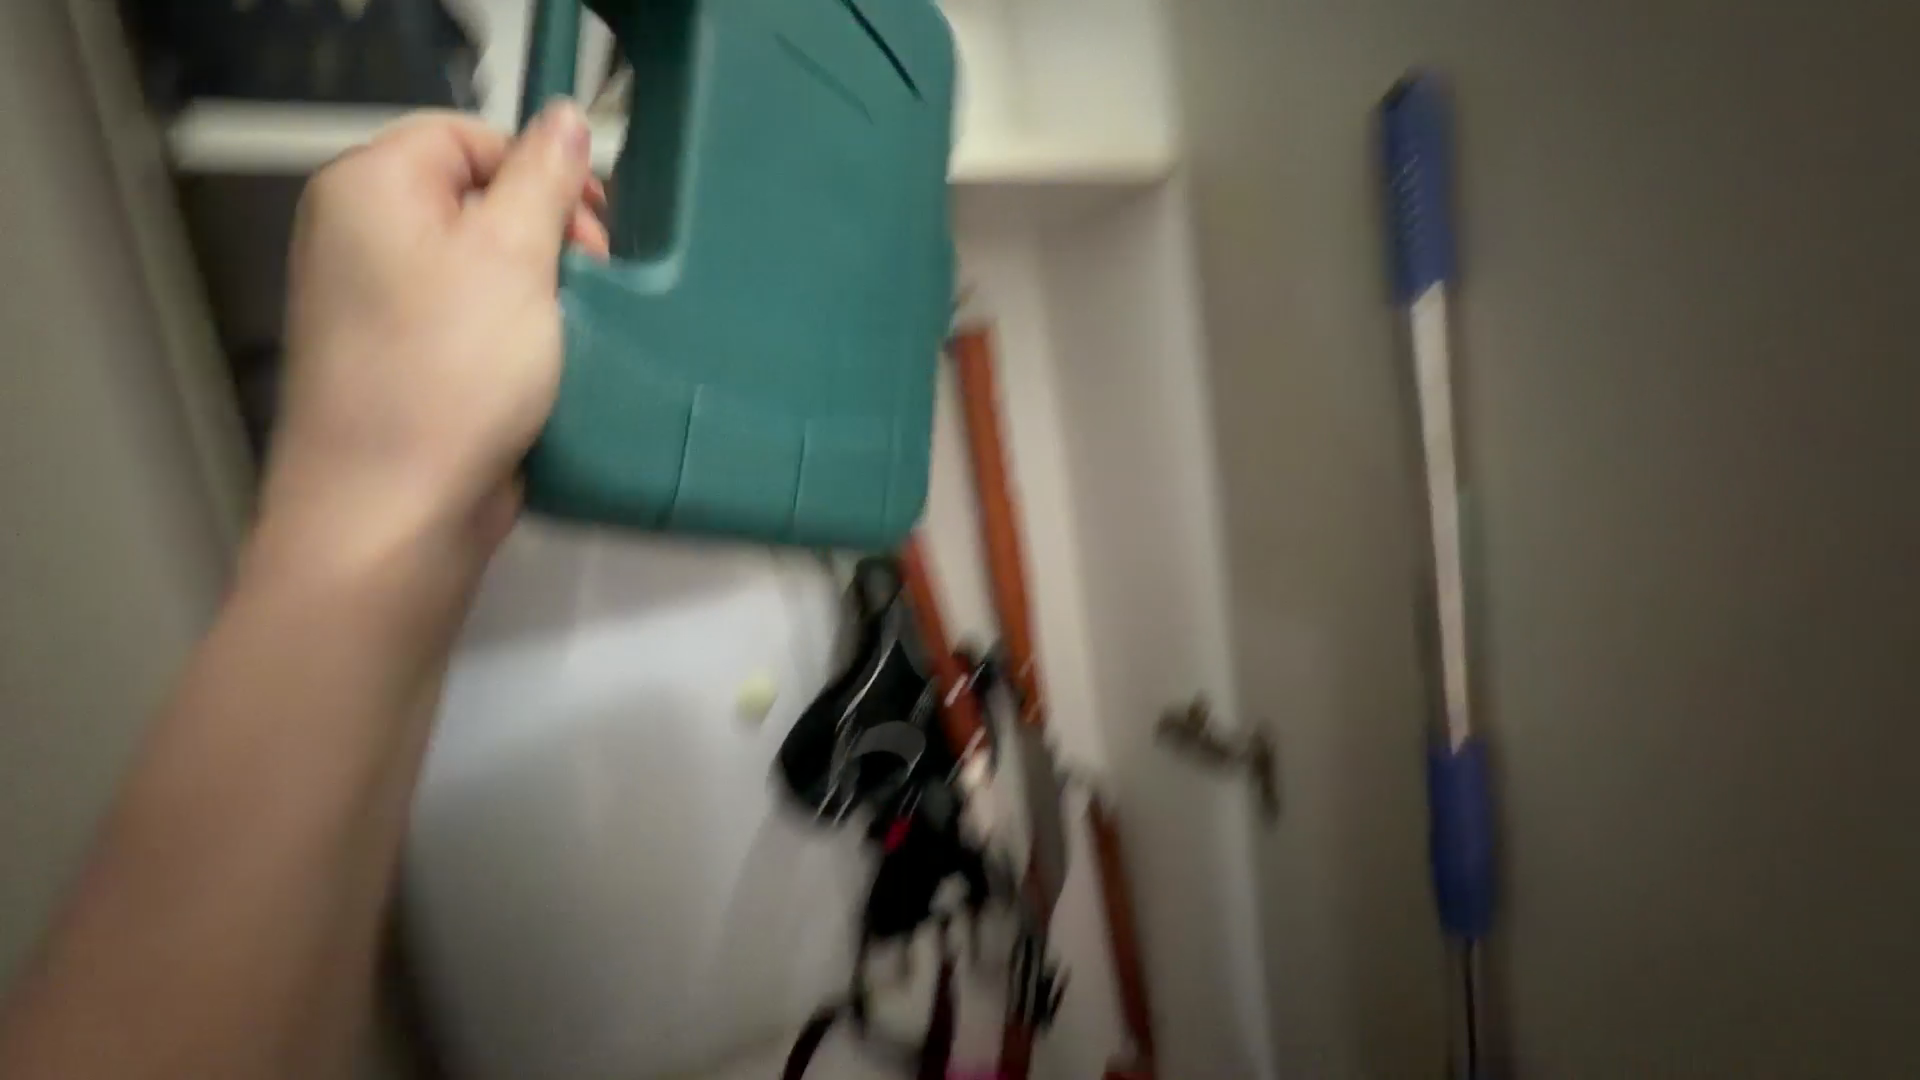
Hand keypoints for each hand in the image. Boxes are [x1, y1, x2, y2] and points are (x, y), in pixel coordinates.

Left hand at [260, 102, 608, 579]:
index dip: (539, 168)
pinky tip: (561, 357)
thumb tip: (566, 116)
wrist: (401, 501)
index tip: (597, 226)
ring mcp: (387, 305)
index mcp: (372, 190)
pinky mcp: (416, 361)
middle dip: (550, 232)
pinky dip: (526, 329)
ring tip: (587, 323)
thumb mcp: (512, 258)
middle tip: (599, 280)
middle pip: (477, 201)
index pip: (465, 137)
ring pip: (486, 267)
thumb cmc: (456, 367)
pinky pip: (480, 319)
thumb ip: (543, 179)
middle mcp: (366, 237)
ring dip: (546, 287)